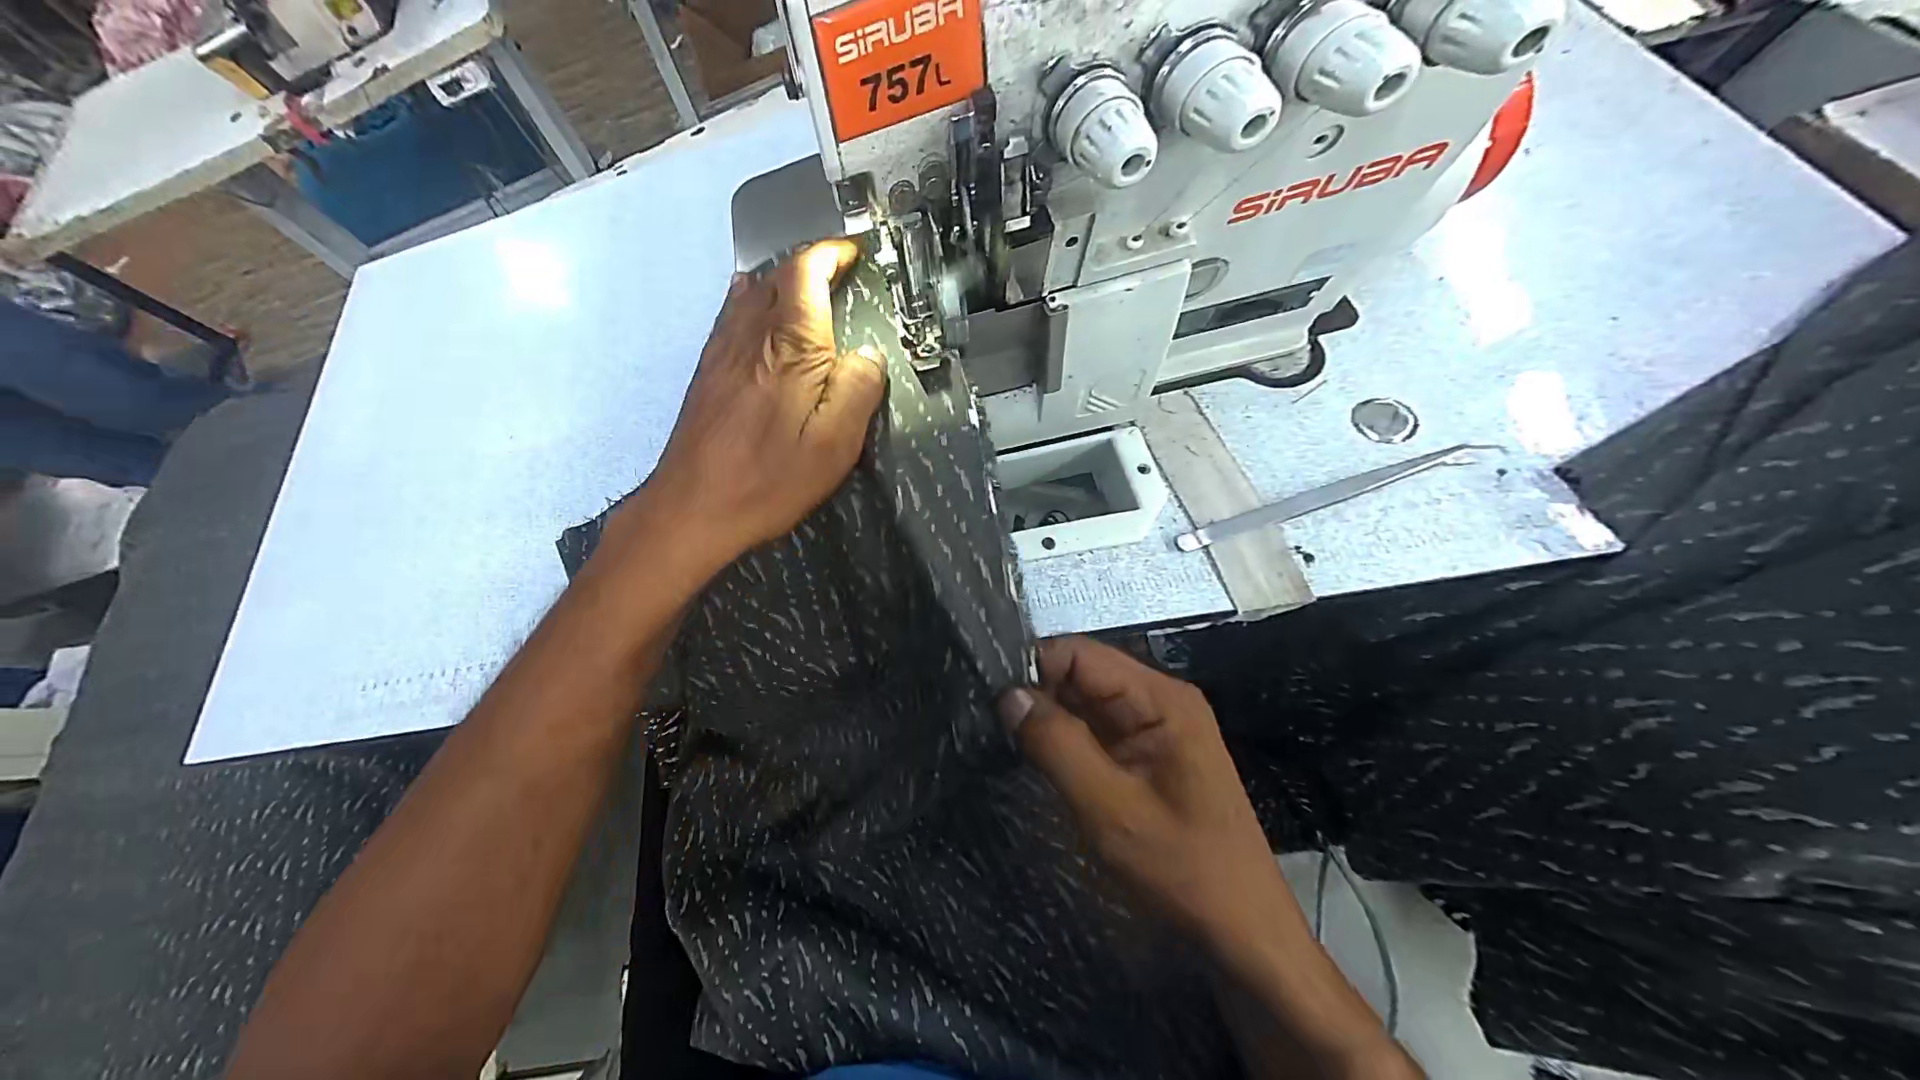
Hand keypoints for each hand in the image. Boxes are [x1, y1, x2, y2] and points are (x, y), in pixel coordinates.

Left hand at [643, 240, 885, 560]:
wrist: (690, 508)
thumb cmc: (767, 480)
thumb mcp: (833, 444)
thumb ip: (858, 390)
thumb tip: (870, 355)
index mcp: (788, 347)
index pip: (805, 273)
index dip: (830, 254)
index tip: (853, 253)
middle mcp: (748, 335)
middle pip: (776, 277)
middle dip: (811, 265)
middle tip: (841, 275)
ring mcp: (721, 351)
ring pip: (750, 294)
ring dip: (781, 283)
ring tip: (808, 292)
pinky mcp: (707, 372)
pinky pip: (731, 317)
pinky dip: (753, 304)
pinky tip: (761, 318)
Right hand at [999, 636, 1288, 949]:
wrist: (1242, 931)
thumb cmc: (1182, 868)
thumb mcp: (1110, 809)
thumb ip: (1056, 744)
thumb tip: (1008, 695)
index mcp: (1160, 699)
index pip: (1081, 654)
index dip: (1034, 666)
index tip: (989, 694)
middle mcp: (1158, 700)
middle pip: (1083, 673)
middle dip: (1037, 691)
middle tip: (988, 718)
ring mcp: (1154, 727)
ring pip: (1085, 702)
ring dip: (1047, 716)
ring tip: (1000, 733)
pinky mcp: (1147, 753)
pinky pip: (1096, 729)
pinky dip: (1064, 737)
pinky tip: (1034, 752)